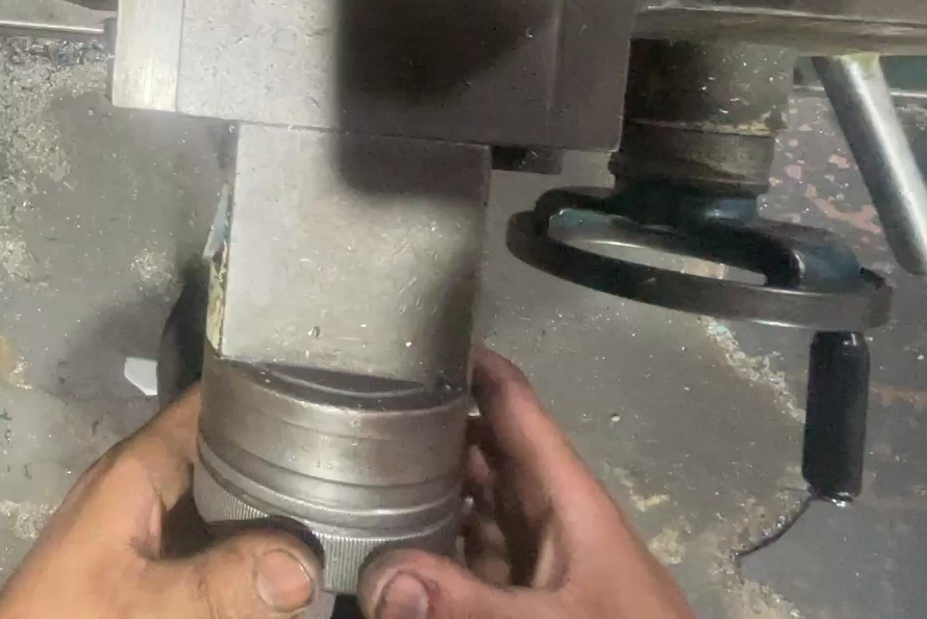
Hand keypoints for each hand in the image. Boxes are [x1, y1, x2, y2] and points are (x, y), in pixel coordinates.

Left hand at [0, 387, 322, 618]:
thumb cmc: (71, 618)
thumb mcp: (147, 607)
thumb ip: (221, 584)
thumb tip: (306, 561)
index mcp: (140, 465)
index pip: (207, 401)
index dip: (260, 389)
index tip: (320, 391)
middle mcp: (148, 479)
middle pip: (222, 444)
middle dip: (276, 449)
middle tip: (343, 457)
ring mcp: (149, 517)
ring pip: (219, 490)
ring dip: (264, 497)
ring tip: (336, 495)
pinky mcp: (150, 554)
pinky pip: (209, 530)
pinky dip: (244, 534)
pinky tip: (287, 547)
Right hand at [360, 349, 693, 618]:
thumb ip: (465, 602)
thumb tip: (376, 576)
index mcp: (567, 495)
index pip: (515, 404)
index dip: (472, 361)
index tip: (413, 333)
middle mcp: (545, 513)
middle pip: (481, 445)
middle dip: (428, 419)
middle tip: (359, 400)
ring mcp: (533, 557)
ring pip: (469, 495)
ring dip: (424, 478)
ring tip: (358, 455)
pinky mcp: (520, 596)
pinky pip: (466, 546)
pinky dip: (429, 535)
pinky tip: (386, 530)